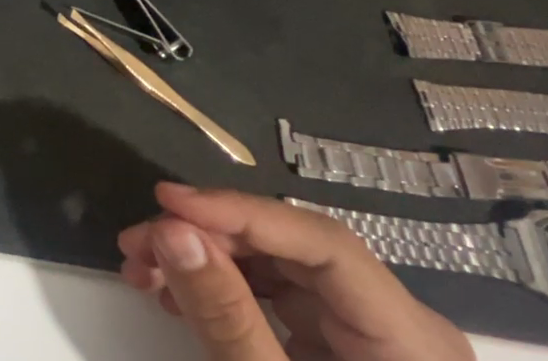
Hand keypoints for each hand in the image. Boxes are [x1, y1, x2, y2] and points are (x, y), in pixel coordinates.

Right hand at [118, 183, 473, 360]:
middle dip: (208, 237)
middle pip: (295, 251)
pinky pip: (277, 297)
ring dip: (204, 259)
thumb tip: (170, 228)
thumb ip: (225, 315)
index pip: (324, 244)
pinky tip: (175, 296)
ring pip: (278, 267)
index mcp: (413, 342)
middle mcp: (403, 326)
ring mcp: (373, 338)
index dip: (241, 211)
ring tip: (141, 271)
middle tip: (134, 245)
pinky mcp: (343, 350)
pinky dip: (221, 288)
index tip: (163, 201)